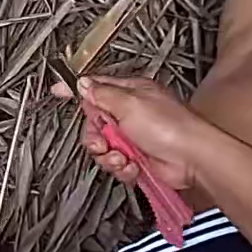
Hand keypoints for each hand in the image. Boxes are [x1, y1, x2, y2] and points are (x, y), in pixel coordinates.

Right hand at [51, 74, 212, 190]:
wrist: (192, 159)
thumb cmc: (171, 127)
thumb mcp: (129, 103)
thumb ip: (102, 93)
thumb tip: (83, 83)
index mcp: (130, 93)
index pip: (96, 87)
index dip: (77, 90)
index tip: (58, 91)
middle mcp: (131, 113)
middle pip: (95, 122)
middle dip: (95, 134)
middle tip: (103, 138)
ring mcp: (134, 137)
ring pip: (102, 145)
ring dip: (107, 154)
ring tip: (120, 155)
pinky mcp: (137, 158)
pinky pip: (114, 162)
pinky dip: (120, 167)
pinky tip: (130, 165)